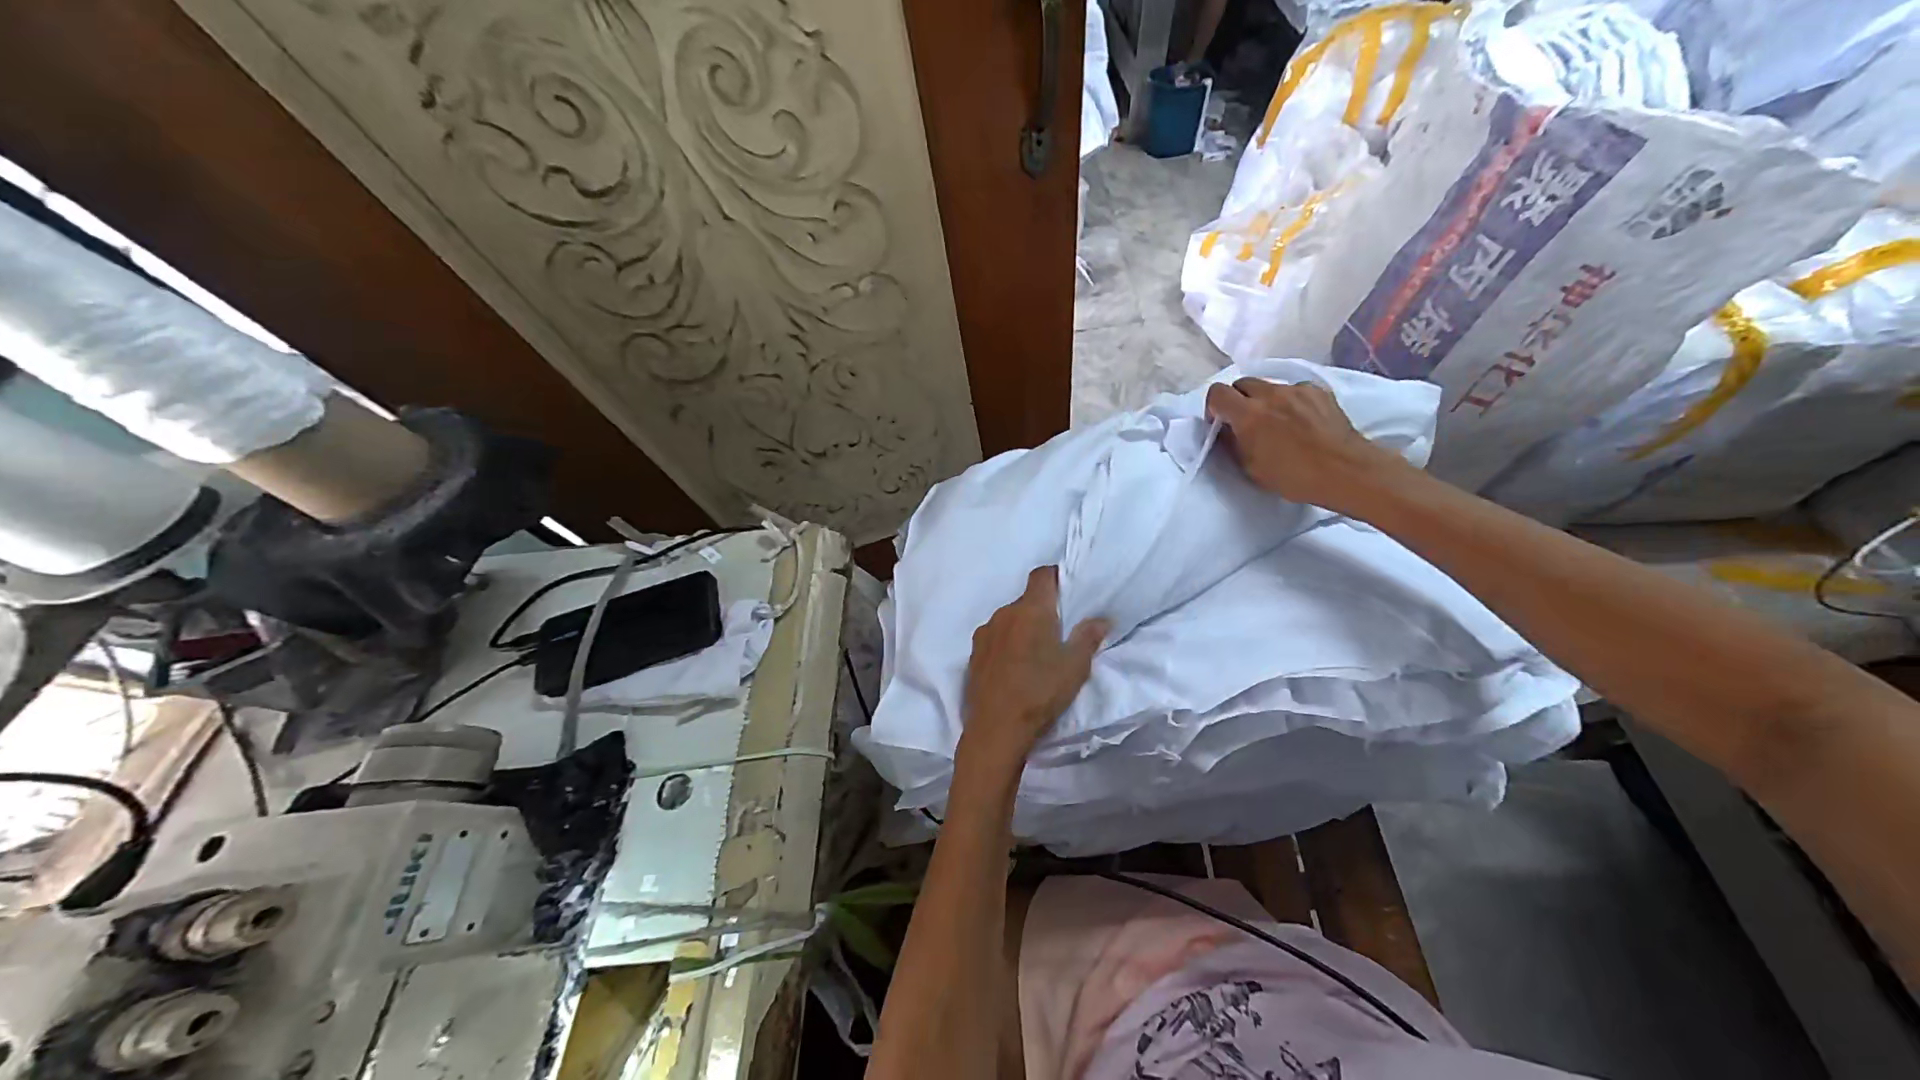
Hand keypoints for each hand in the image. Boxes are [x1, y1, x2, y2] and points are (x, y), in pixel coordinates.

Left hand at [959, 566, 1107, 778]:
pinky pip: (994, 640)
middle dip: (1041, 610)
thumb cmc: (1041, 692)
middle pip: (1025, 601)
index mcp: (1030, 610)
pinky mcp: (973, 655)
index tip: (1067, 591)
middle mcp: (1004, 614)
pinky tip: (1014, 668)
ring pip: (1008, 621)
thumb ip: (1088, 638)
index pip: (1041, 576)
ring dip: (1021, 629)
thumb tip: (1101, 619)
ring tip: (1035, 655)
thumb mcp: (1075, 667)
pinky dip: (1006, 646)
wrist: (996, 728)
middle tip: (1058, 632)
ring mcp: (984, 634)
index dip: (1055, 578)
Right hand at [1205, 377, 1408, 516]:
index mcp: (1249, 415)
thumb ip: (1233, 443)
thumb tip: (1226, 429)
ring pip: (1270, 386)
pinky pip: (1295, 390)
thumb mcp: (1251, 467)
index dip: (1214, 406)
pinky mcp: (1318, 391)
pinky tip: (1301, 421)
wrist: (1346, 471)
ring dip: (1265, 400)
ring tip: (1278, 423)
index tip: (1221, 422)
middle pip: (1243, 384)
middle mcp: (1271, 394)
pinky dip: (1291, 401)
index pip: (1218, 393)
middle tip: (1247, 422)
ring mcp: (1297, 390)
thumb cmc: (1294, 477)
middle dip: (1239, 400)